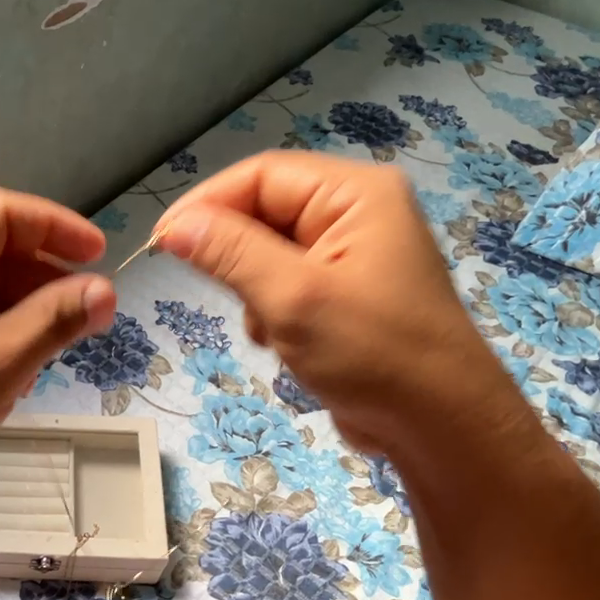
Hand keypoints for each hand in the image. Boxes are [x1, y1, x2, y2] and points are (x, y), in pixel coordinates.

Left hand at [0, 188, 116, 533]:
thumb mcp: (0, 365)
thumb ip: (56, 319)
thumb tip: (105, 290)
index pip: (1, 213)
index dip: (57, 227)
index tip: (100, 257)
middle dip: (42, 277)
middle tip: (86, 316)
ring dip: (21, 308)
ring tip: (52, 351)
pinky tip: (14, 369)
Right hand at [155, 151, 524, 457]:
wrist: (437, 424)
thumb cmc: (372, 353)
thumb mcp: (292, 299)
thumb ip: (230, 254)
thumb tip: (174, 226)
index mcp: (354, 195)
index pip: (261, 176)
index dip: (206, 204)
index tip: (162, 242)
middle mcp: (355, 214)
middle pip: (264, 212)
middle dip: (234, 256)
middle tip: (213, 293)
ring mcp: (351, 256)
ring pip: (268, 254)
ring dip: (251, 290)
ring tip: (266, 328)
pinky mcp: (344, 295)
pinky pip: (285, 286)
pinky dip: (270, 312)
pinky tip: (282, 343)